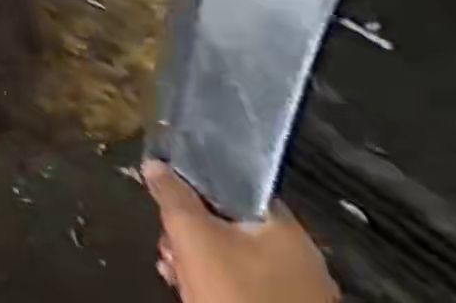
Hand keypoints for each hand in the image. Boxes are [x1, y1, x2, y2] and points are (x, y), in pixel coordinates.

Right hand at [143, 160, 337, 302]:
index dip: (197, 184)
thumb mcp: (190, 233)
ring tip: (173, 268)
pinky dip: (213, 279)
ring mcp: (297, 290)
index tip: (169, 195)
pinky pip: (242, 280)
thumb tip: (156, 164)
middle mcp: (299, 257)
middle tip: (167, 240)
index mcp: (285, 231)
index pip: (235, 188)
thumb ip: (171, 193)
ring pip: (232, 253)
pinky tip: (188, 286)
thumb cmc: (233, 290)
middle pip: (229, 222)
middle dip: (188, 227)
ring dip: (195, 254)